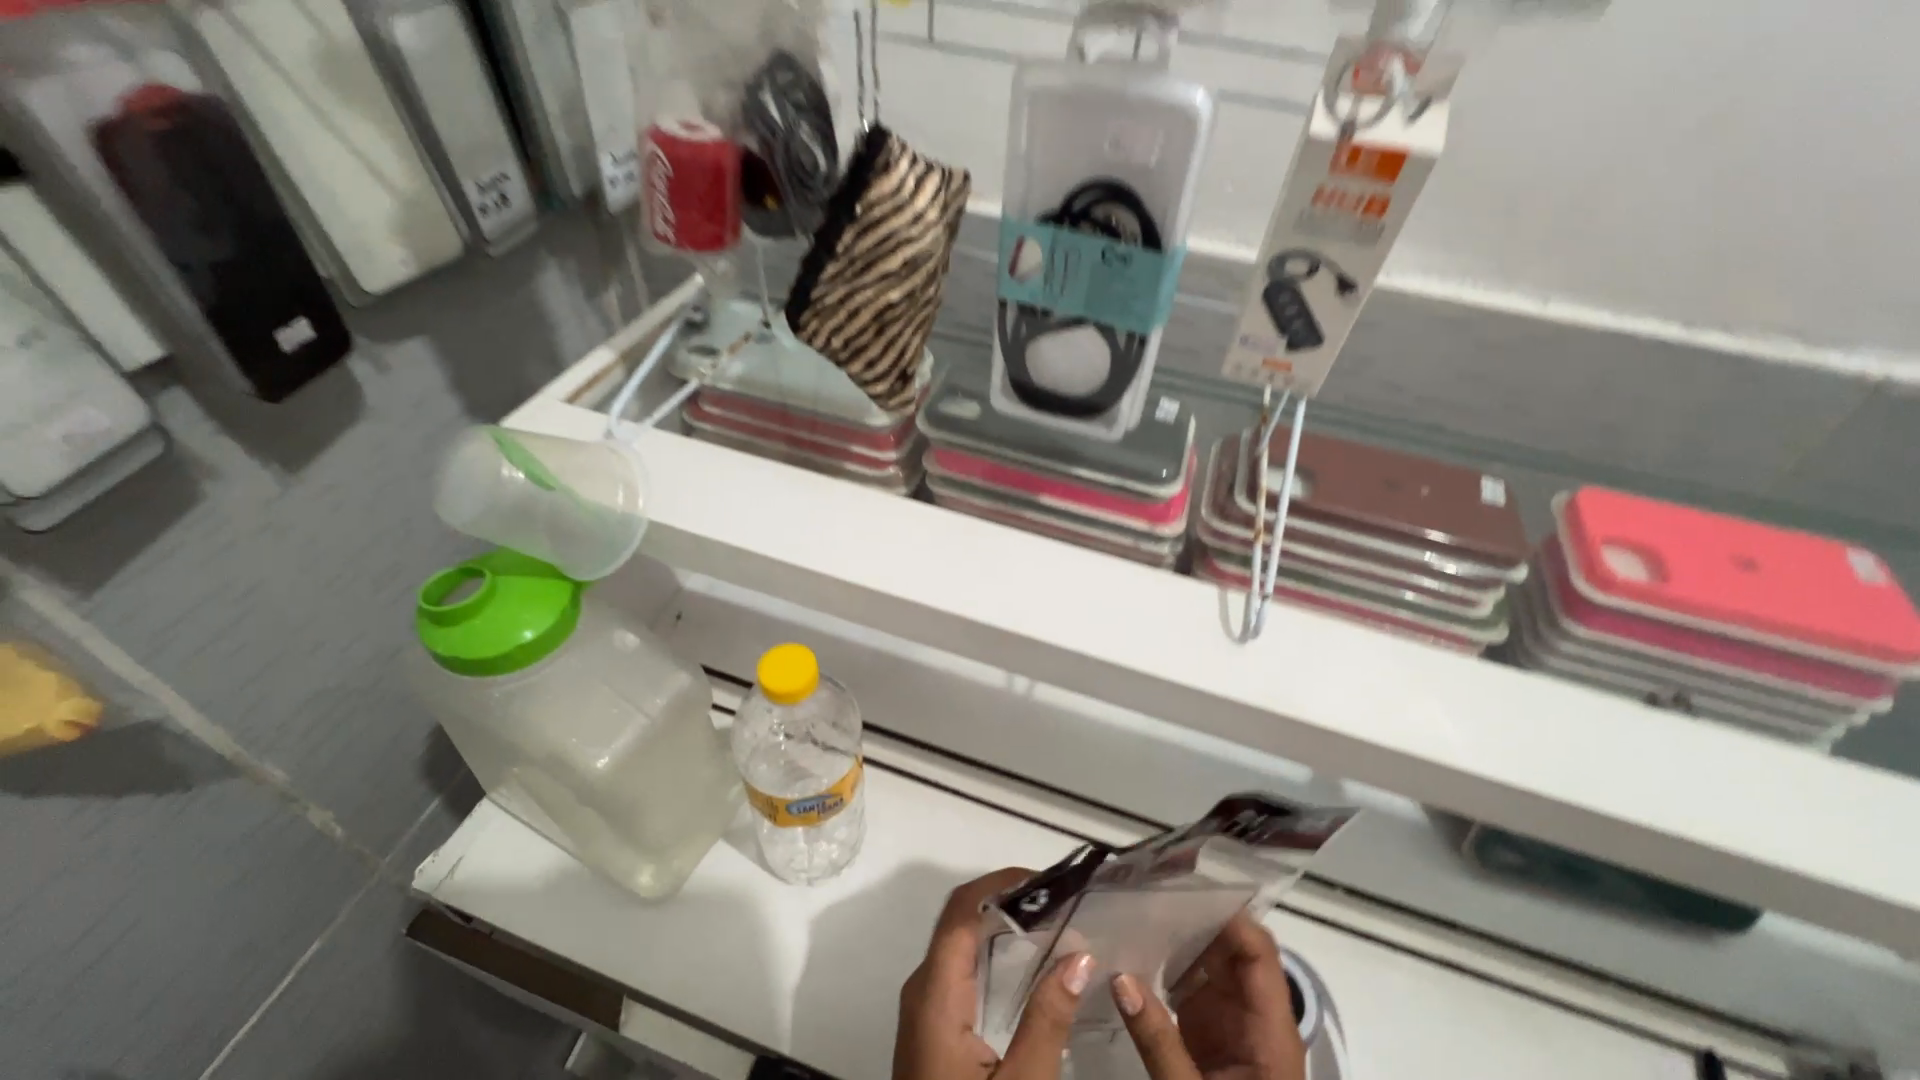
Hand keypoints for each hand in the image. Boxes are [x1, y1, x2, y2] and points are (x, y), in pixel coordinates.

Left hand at [895, 868, 1095, 1079]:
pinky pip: (962, 969)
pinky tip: (1031, 964)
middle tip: (1065, 901)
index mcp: (936, 993)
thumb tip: (1080, 955)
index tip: (1050, 879)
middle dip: (1010, 899)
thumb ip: (1048, 1019)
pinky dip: (995, 952)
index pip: (961, 910)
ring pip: (961, 943)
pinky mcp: (933, 1026)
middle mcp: (923, 989)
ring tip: (1056, 922)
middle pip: (960, 920)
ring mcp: (925, 1007)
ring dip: (1003, 924)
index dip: (1001, 883)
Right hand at [1110, 912, 1305, 1079]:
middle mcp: (1255, 1016)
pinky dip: (1166, 970)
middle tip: (1143, 893)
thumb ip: (1157, 1040)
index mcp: (1270, 1028)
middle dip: (1193, 919)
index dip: (1227, 917)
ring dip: (1177, 941)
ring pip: (1211, 966)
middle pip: (1232, 951)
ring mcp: (1233, 1025)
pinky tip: (1133, 957)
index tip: (1180, 891)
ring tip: (1132, 914)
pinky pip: (1194, 990)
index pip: (1258, 952)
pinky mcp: (1212, 1037)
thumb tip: (1118, 976)